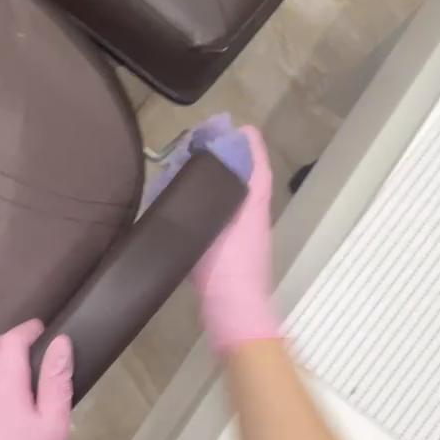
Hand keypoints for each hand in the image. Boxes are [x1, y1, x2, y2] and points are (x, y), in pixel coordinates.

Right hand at [189, 120, 280, 352]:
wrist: (233, 313)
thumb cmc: (230, 267)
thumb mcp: (230, 219)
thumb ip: (231, 186)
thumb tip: (224, 152)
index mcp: (253, 205)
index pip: (256, 166)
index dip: (248, 145)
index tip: (232, 126)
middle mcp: (249, 218)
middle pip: (241, 180)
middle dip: (224, 160)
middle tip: (198, 145)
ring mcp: (237, 238)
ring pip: (227, 199)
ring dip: (212, 181)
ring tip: (186, 169)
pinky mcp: (222, 254)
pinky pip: (214, 218)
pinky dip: (202, 205)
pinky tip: (183, 206)